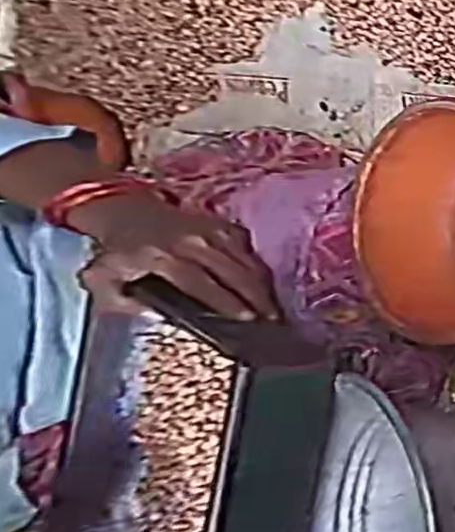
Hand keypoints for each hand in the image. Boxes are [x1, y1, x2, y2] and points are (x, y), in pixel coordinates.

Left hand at [70, 192, 279, 320]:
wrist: (127, 213)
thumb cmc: (117, 252)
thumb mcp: (102, 278)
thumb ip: (122, 302)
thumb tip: (161, 318)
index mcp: (161, 258)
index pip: (202, 284)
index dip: (227, 303)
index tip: (248, 319)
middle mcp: (193, 244)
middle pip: (237, 275)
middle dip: (258, 298)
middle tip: (273, 317)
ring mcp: (216, 234)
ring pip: (251, 265)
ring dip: (265, 288)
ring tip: (275, 307)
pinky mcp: (230, 228)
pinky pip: (252, 254)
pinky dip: (260, 272)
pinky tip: (264, 287)